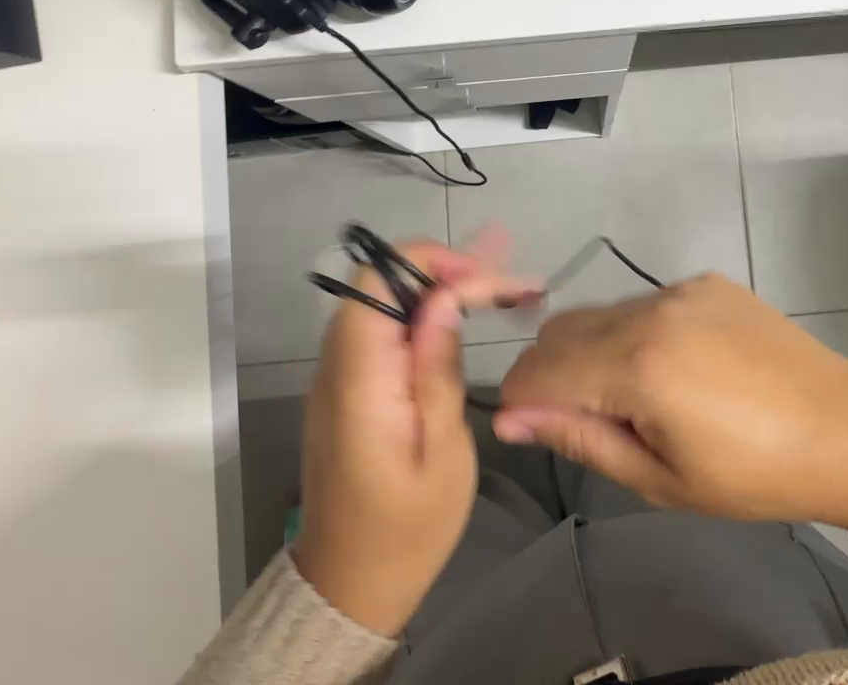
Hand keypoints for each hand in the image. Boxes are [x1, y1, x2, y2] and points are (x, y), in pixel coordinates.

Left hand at [291, 237, 538, 636]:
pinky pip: (382, 332)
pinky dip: (423, 315)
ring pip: (383, 305)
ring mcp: (337, 378)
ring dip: (439, 289)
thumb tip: (443, 300)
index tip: (486, 276)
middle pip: (380, 286)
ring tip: (501, 293)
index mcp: (359, 382)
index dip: (428, 262)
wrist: (349, 586)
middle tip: (510, 285)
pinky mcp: (348, 390)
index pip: (375, 284)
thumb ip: (438, 373)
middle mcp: (337, 368)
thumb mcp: (442, 456)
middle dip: (446, 270)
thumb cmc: (407, 530)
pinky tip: (464, 320)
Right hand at [492, 273, 847, 533]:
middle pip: (559, 330)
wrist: (845, 429)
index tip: (523, 429)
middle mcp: (651, 311)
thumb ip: (579, 437)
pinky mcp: (706, 282)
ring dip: (588, 350)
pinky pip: (643, 303)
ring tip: (628, 397)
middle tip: (573, 418)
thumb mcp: (658, 477)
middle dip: (545, 372)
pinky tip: (672, 366)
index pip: (538, 371)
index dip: (517, 401)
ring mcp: (681, 289)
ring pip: (599, 313)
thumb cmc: (752, 474)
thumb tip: (510, 417)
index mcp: (637, 366)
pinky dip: (632, 332)